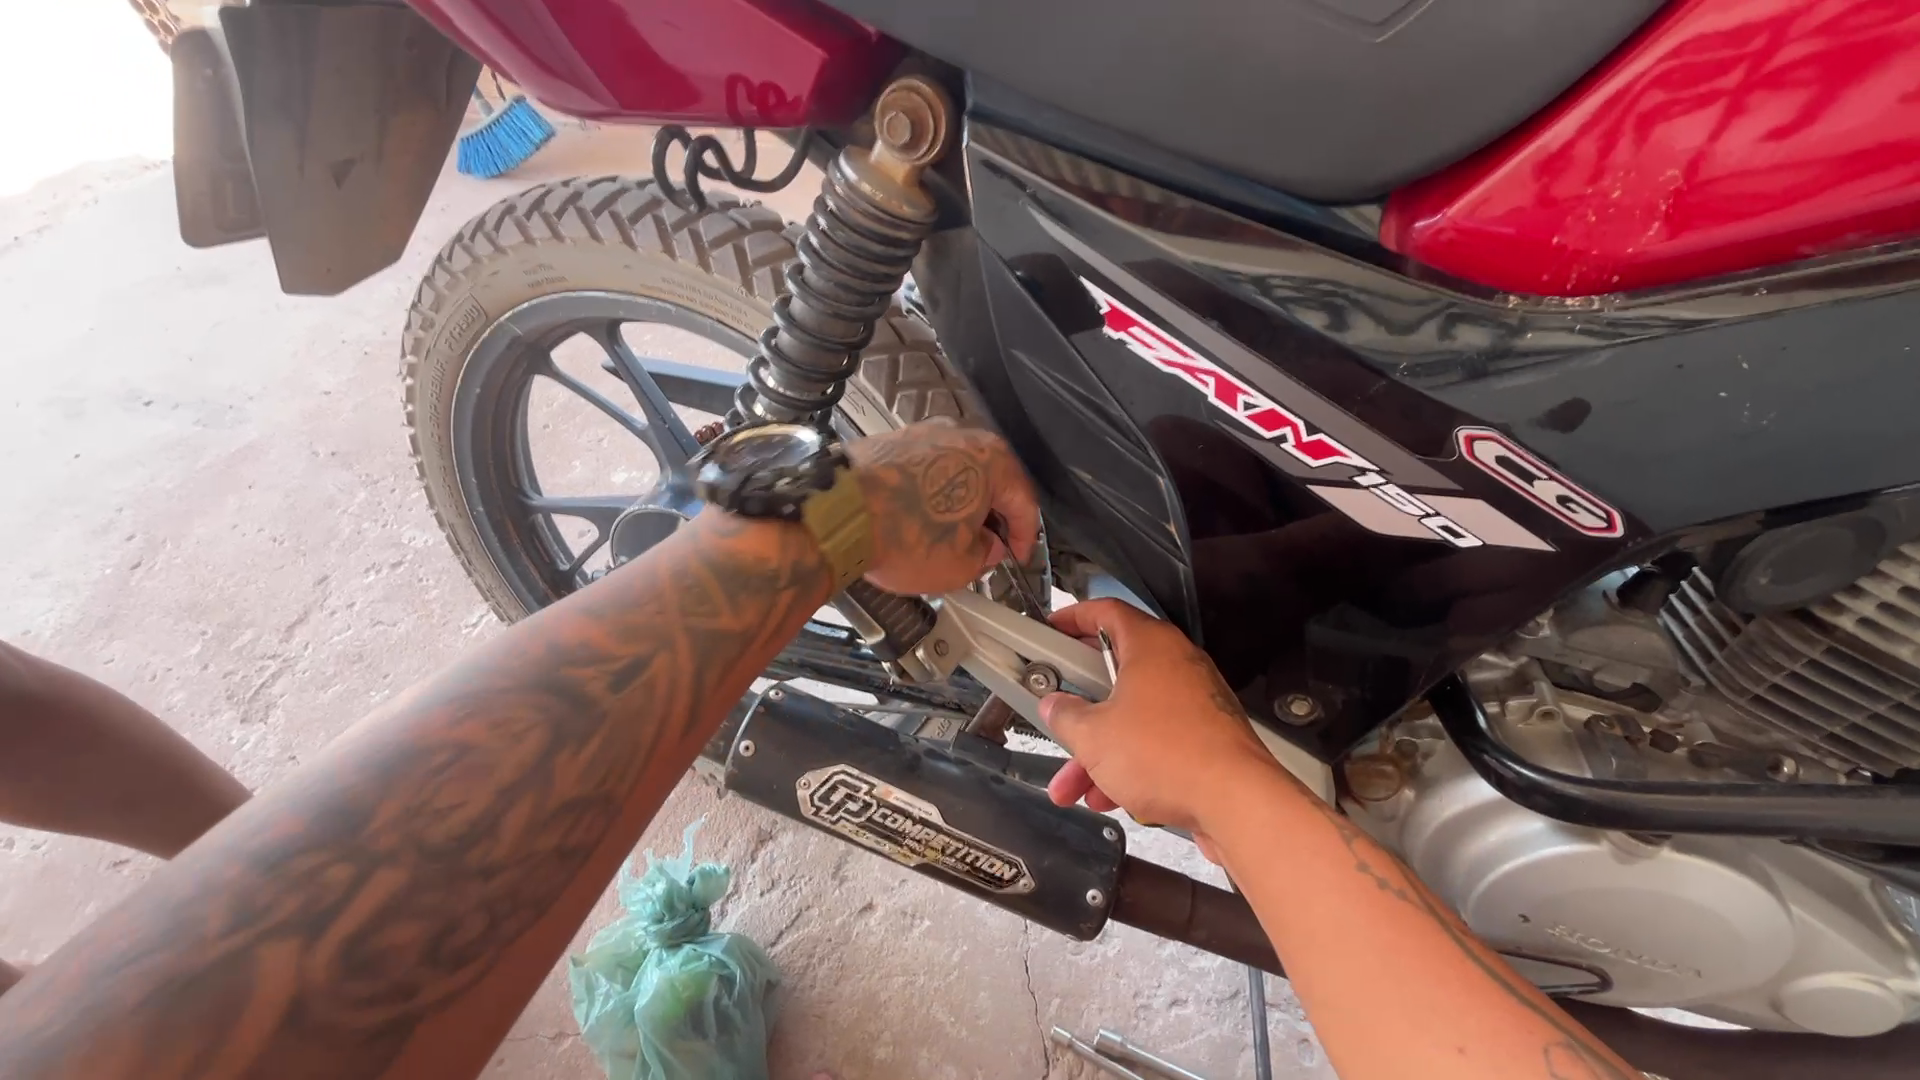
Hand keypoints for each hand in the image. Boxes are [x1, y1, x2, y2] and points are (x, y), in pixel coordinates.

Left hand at [847, 419, 1039, 594]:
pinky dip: (928, 494)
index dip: (1024, 537)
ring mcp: (924, 434)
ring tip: (949, 536)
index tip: (1016, 555)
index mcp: (992, 460)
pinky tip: (919, 519)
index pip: (1024, 503)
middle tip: (987, 547)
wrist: (838, 514)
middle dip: (991, 516)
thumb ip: (986, 554)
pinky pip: (924, 469)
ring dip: (959, 503)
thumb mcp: (961, 565)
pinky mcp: (892, 441)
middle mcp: (961, 435)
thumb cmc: (904, 537)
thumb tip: (986, 547)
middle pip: (990, 480)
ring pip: (956, 472)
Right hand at [1039, 600, 1273, 838]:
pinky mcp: (1206, 737)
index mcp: (1150, 645)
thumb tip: (1056, 707)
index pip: (1106, 611)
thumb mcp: (1092, 735)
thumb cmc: (1170, 755)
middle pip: (1114, 673)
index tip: (1053, 630)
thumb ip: (1064, 715)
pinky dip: (1128, 763)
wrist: (1236, 803)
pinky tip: (1107, 795)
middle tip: (1055, 713)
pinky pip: (1155, 742)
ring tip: (1072, 785)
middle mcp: (1176, 665)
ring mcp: (1194, 702)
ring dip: (1098, 750)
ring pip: (1132, 716)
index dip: (1074, 617)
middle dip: (1078, 707)